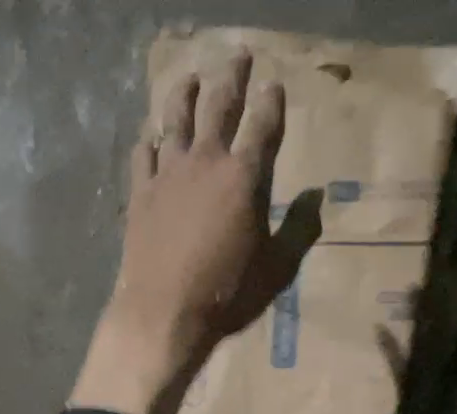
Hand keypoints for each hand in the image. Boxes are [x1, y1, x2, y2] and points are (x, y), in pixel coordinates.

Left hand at [70, 52, 317, 413]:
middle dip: (232, 78)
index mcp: (245, 178)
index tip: (275, 85)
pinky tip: (150, 137)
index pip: (264, 127)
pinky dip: (149, 141)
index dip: (272, 103)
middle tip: (239, 57)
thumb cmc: (228, 294)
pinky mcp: (141, 194)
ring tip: (191, 78)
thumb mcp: (277, 269)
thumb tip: (316, 198)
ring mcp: (168, 175)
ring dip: (185, 95)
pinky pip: (144, 155)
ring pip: (176, 120)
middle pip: (220, 106)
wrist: (164, 313)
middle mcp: (206, 163)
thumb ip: (299, 230)